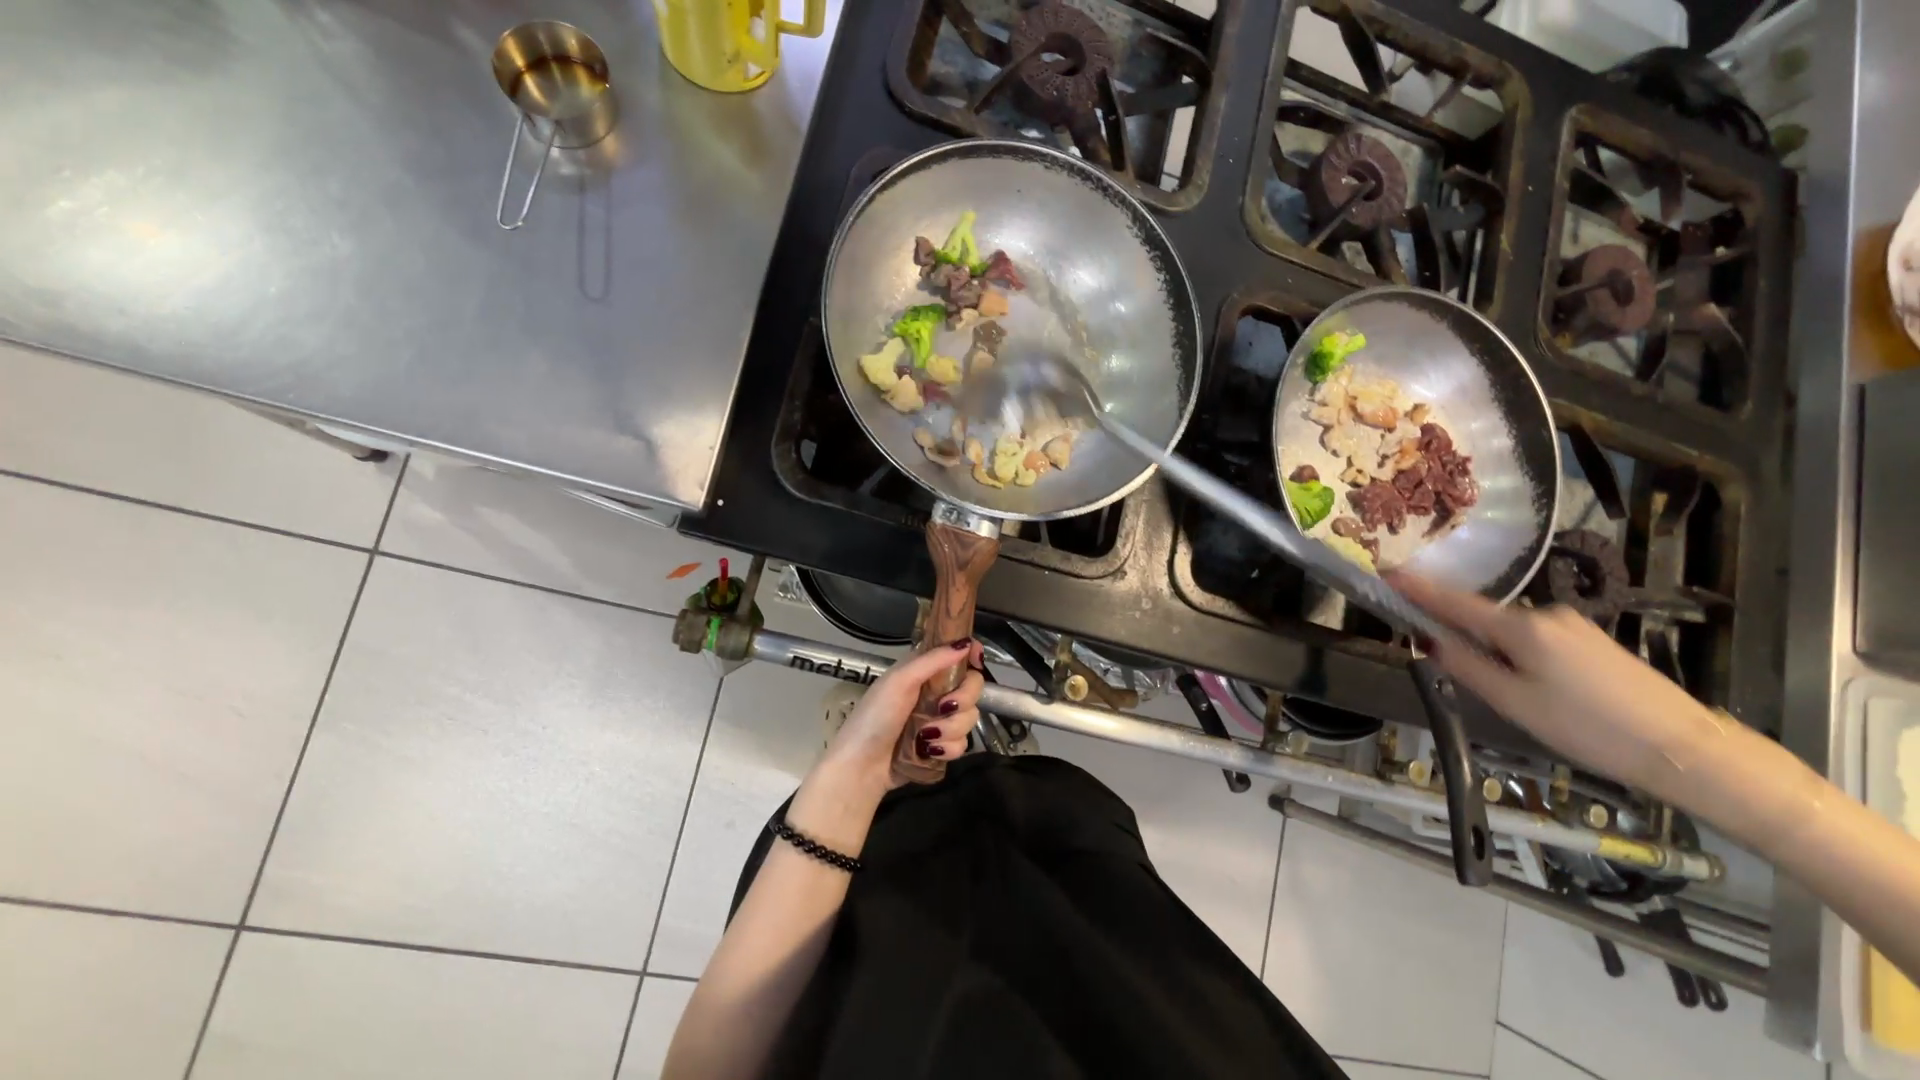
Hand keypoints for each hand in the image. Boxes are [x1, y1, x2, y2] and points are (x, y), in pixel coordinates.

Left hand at [810, 639, 985, 803]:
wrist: (862, 766)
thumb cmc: (875, 717)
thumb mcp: (899, 681)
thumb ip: (932, 660)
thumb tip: (966, 642)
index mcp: (923, 671)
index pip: (958, 656)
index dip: (971, 655)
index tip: (976, 662)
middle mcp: (935, 692)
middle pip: (973, 687)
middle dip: (962, 700)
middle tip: (943, 708)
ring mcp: (939, 721)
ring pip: (969, 717)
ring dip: (951, 728)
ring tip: (926, 737)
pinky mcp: (940, 747)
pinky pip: (962, 744)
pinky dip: (947, 749)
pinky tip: (929, 752)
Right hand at [1389, 573, 1728, 800]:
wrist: (1681, 747)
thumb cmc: (1587, 727)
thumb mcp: (1514, 703)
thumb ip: (1466, 668)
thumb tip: (1427, 640)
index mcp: (1521, 627)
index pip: (1456, 603)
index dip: (1419, 590)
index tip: (1387, 573)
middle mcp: (1546, 615)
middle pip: (1485, 618)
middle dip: (1457, 630)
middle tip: (1436, 658)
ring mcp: (1575, 626)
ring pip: (1512, 633)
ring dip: (1491, 649)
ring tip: (1492, 689)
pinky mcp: (1593, 643)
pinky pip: (1536, 641)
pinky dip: (1517, 654)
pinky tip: (1528, 687)